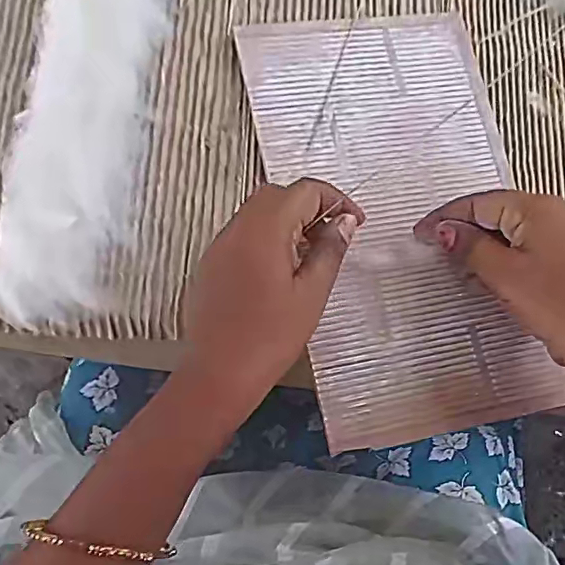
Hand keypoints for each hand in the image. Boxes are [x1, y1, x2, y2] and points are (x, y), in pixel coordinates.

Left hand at [183, 178, 362, 399]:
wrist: (219, 373)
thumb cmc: (268, 339)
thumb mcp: (311, 295)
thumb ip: (330, 251)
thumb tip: (343, 223)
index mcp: (263, 230)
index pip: (304, 191)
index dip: (335, 200)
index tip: (355, 223)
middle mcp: (236, 229)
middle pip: (278, 195)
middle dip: (310, 208)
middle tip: (333, 239)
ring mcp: (218, 247)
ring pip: (257, 215)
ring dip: (288, 224)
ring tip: (310, 260)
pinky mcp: (210, 266)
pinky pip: (242, 238)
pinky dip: (266, 241)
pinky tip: (280, 275)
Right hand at [415, 190, 564, 376]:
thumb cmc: (555, 304)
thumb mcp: (503, 274)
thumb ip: (470, 247)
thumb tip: (445, 231)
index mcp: (538, 207)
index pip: (481, 203)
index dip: (446, 218)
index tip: (420, 234)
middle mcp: (554, 213)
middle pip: (495, 213)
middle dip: (462, 231)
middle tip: (433, 252)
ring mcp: (562, 236)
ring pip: (508, 233)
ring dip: (480, 248)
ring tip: (455, 268)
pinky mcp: (564, 259)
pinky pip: (523, 249)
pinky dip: (499, 259)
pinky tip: (484, 278)